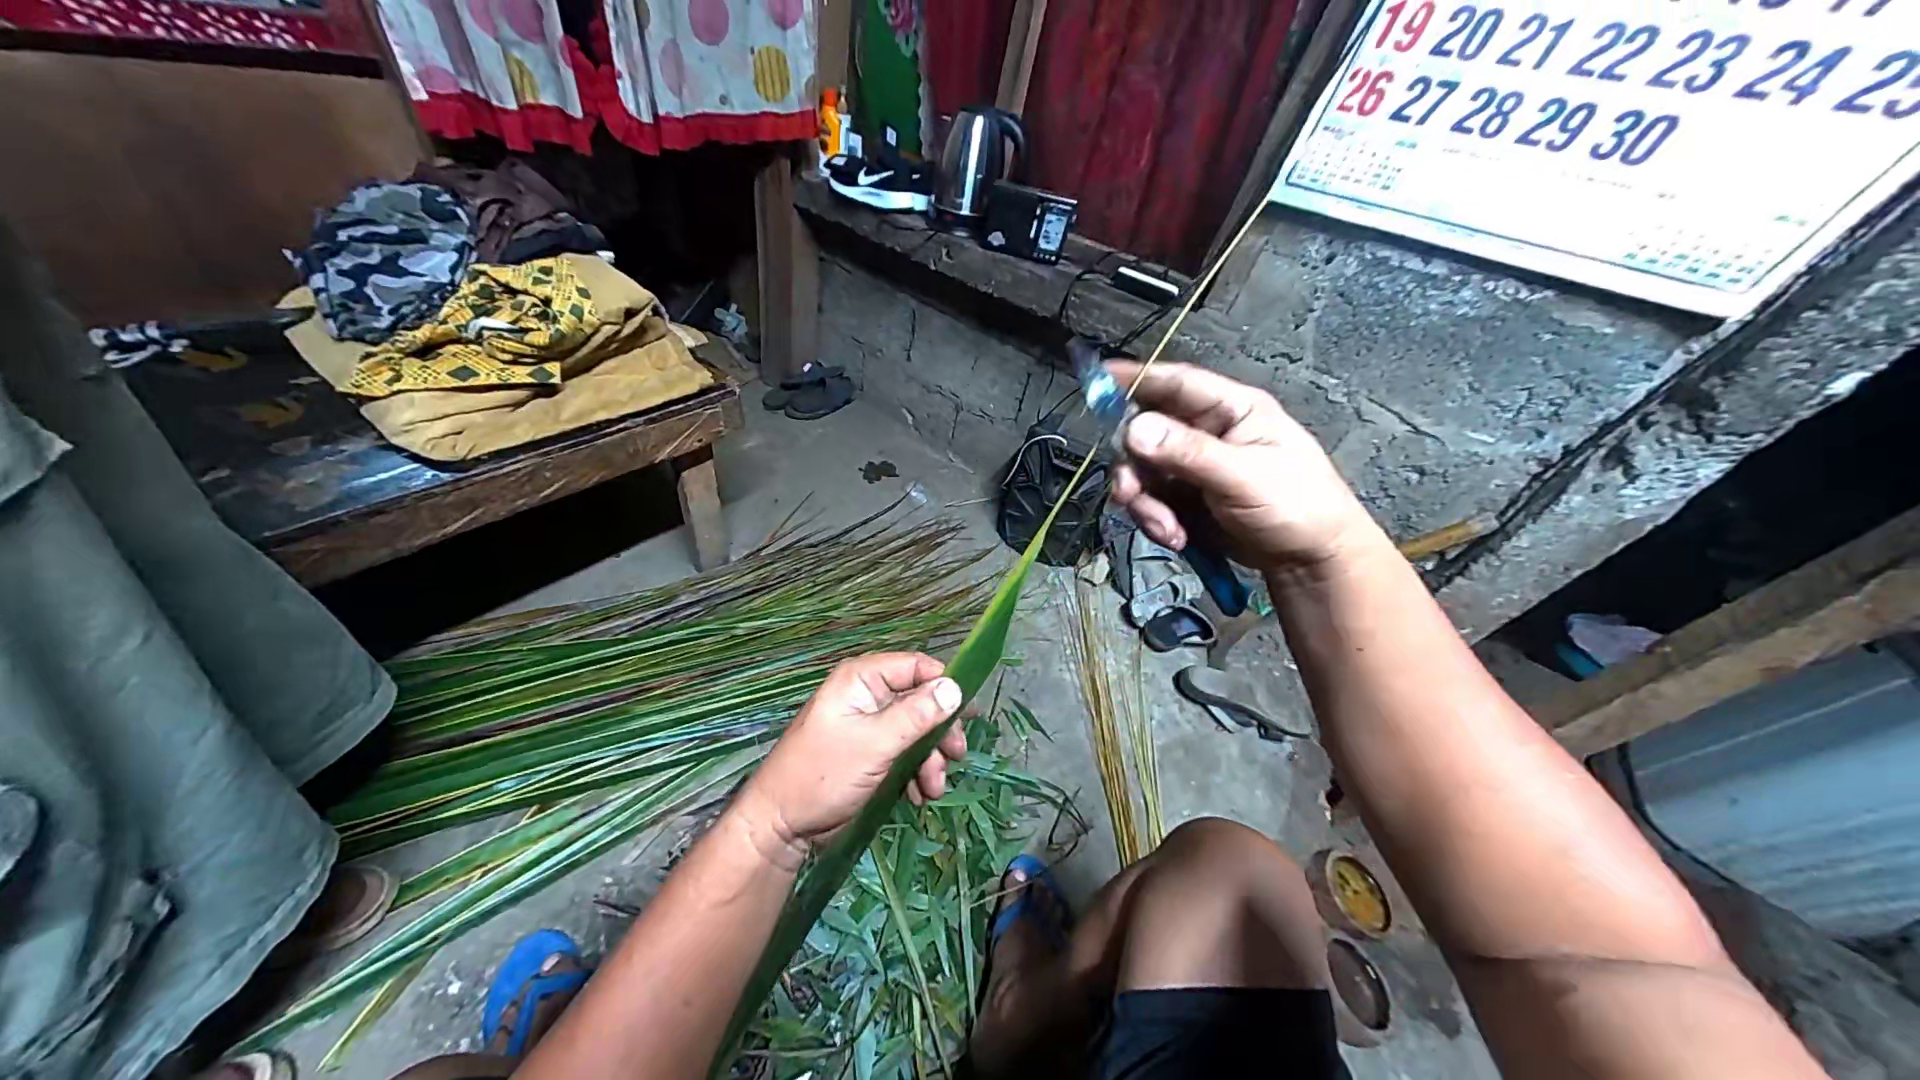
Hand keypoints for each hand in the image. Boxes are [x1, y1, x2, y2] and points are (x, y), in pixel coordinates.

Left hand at [740, 653, 964, 863]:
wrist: (781, 825)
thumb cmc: (824, 774)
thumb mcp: (876, 743)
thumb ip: (917, 714)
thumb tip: (955, 687)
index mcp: (862, 679)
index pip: (916, 666)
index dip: (944, 686)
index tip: (967, 714)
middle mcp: (867, 695)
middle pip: (921, 700)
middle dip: (939, 732)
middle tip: (955, 757)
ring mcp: (869, 725)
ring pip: (917, 730)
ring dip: (930, 759)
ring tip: (932, 788)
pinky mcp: (871, 752)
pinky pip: (905, 752)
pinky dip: (917, 771)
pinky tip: (919, 795)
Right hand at [1107, 361, 1383, 572]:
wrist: (1311, 563)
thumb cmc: (1297, 506)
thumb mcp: (1244, 476)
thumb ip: (1188, 452)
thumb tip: (1133, 429)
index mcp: (1230, 410)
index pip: (1175, 383)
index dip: (1135, 378)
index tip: (1097, 379)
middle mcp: (1205, 432)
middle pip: (1144, 433)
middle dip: (1133, 467)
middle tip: (1129, 493)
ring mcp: (1191, 467)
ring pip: (1141, 472)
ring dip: (1144, 503)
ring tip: (1165, 529)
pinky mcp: (1183, 499)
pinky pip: (1150, 501)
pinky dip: (1154, 520)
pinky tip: (1175, 538)